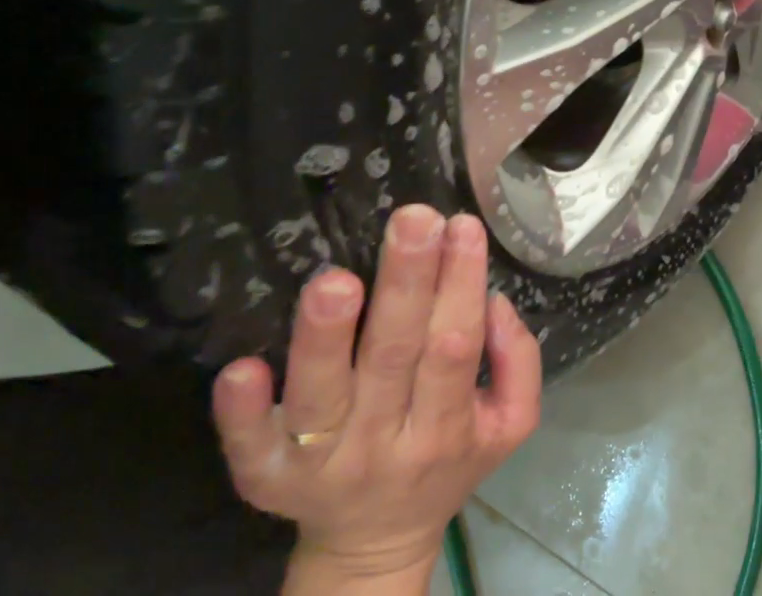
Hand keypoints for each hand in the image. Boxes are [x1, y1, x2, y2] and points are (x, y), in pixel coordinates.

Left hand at [212, 205, 541, 589]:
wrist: (378, 542)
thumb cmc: (450, 461)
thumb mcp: (511, 423)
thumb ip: (518, 362)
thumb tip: (493, 301)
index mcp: (448, 427)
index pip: (456, 348)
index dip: (460, 287)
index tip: (461, 226)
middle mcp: (387, 442)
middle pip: (395, 358)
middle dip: (407, 284)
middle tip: (413, 220)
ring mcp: (322, 462)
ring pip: (324, 394)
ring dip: (326, 336)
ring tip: (336, 278)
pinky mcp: (266, 478)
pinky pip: (250, 446)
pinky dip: (243, 410)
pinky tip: (242, 367)